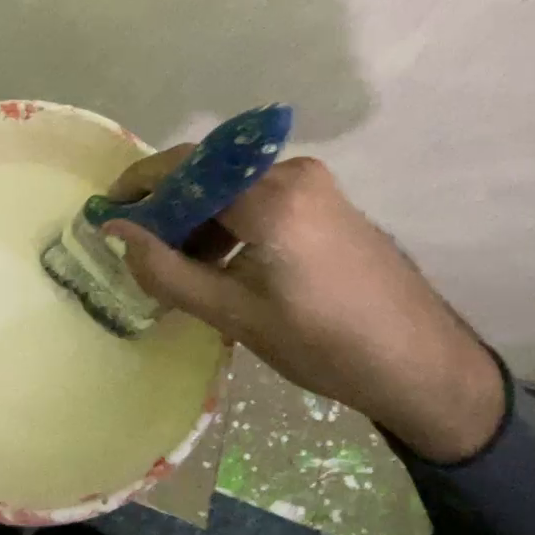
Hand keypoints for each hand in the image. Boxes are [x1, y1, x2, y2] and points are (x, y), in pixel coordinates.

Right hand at [102, 153, 504, 463]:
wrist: (424, 366)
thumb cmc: (325, 346)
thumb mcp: (235, 316)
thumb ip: (166, 270)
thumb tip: (116, 232)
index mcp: (271, 199)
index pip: (187, 168)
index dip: (142, 183)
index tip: (110, 208)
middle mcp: (293, 174)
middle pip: (210, 174)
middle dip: (171, 206)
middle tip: (143, 245)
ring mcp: (315, 184)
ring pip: (235, 186)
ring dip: (202, 216)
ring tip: (183, 263)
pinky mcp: (328, 199)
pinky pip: (262, 194)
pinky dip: (233, 220)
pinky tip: (225, 261)